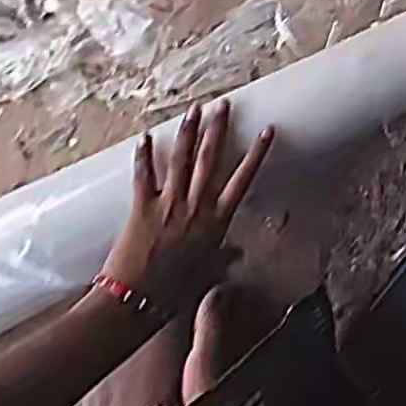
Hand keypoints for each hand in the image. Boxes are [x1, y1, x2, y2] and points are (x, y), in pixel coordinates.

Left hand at [100, 101, 272, 310]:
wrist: (137, 302)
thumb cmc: (177, 290)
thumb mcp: (208, 270)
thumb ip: (224, 257)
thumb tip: (238, 254)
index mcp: (217, 219)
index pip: (243, 178)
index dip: (257, 153)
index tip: (267, 130)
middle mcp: (196, 205)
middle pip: (211, 158)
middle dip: (218, 128)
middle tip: (224, 104)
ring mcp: (169, 203)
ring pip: (181, 159)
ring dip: (188, 131)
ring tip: (194, 109)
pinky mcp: (142, 207)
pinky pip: (144, 176)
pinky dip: (143, 156)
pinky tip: (145, 137)